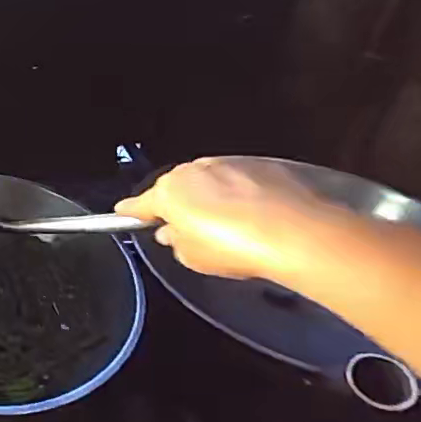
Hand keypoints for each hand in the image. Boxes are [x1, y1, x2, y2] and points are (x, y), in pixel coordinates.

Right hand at [115, 157, 334, 279]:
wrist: (298, 233)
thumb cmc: (235, 248)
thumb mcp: (194, 257)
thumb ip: (176, 242)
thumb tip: (174, 233)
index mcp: (168, 191)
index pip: (139, 203)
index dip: (130, 212)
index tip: (122, 214)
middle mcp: (194, 170)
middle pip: (178, 189)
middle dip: (181, 207)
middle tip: (191, 233)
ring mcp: (229, 163)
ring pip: (210, 181)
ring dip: (214, 199)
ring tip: (232, 229)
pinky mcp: (263, 164)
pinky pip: (242, 180)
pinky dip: (243, 195)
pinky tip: (257, 218)